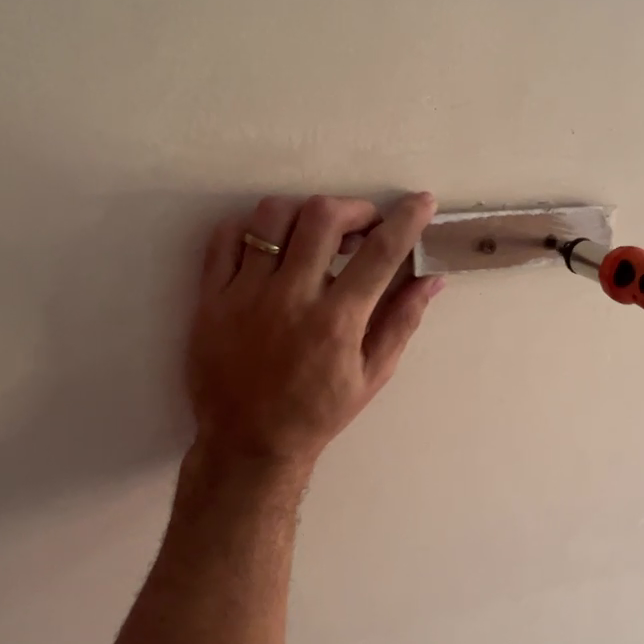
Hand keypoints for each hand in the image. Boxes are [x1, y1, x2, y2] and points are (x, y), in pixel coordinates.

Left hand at [187, 192, 442, 476]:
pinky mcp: (211, 297)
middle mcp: (291, 299)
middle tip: (363, 225)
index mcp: (337, 322)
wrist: (251, 441)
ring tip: (316, 233)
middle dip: (353, 208)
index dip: (406, 220)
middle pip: (322, 217)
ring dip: (302, 213)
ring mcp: (245, 294)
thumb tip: (432, 280)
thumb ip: (401, 322)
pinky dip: (253, 229)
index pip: (380, 253)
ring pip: (271, 217)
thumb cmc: (319, 413)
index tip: (421, 202)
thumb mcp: (372, 375)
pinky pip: (226, 238)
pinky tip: (272, 245)